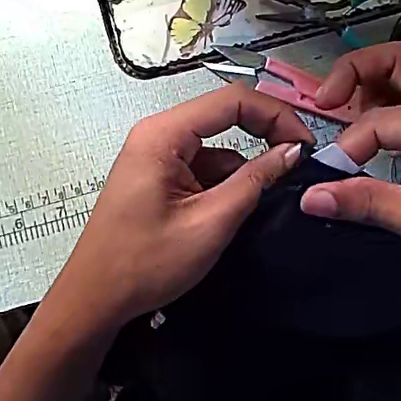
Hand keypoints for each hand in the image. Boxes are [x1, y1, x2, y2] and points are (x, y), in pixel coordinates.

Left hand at [46, 86, 312, 334]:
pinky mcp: (161, 177)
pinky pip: (204, 166)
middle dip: (265, 135)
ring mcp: (158, 156)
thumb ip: (254, 181)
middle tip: (297, 159)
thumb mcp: (210, 222)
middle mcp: (157, 136)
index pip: (232, 100)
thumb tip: (289, 152)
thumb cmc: (139, 265)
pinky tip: (238, 208)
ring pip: (218, 145)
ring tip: (268, 195)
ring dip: (245, 166)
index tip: (303, 142)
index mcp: (162, 135)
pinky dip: (227, 182)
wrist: (96, 299)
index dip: (276, 115)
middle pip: (224, 116)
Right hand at [300, 43, 400, 313]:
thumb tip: (310, 197)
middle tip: (321, 104)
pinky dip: (386, 121)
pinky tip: (368, 146)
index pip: (384, 118)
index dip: (349, 147)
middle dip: (354, 74)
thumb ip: (372, 204)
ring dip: (369, 95)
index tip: (326, 182)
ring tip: (337, 123)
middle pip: (400, 65)